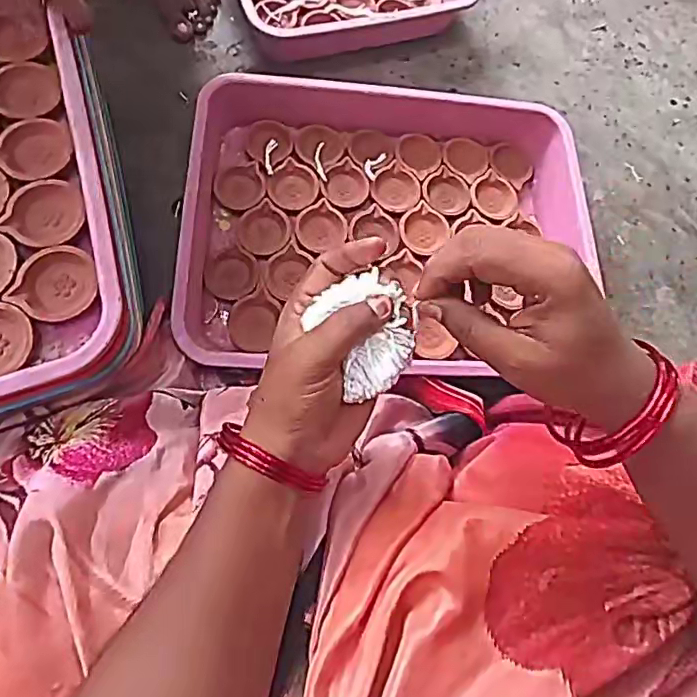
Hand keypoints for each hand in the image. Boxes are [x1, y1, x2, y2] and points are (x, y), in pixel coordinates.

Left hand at [242, 236, 393, 474]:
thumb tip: (384, 301)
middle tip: (400, 292)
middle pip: (361, 291)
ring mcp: (352, 346)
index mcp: (305, 310)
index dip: (352, 255)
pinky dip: (403, 343)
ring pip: (381, 319)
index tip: (379, 246)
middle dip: (382, 287)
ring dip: (396, 317)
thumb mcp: (312, 354)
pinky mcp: (372, 369)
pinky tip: (408, 341)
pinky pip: (392, 348)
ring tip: (408, 318)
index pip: (328, 269)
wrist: (295, 449)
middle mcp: (330, 323)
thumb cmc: (289, 397)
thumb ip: (348, 325)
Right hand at [414, 226, 654, 427]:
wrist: (616, 380)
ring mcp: (549, 252)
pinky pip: (496, 249)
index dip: (440, 271)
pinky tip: (475, 298)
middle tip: (431, 302)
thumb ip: (467, 327)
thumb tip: (430, 304)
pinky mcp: (544, 259)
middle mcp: (550, 251)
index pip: (477, 250)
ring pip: (483, 239)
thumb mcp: (513, 360)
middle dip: (444, 266)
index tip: (422, 301)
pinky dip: (474, 269)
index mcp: (549, 274)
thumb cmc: (572, 377)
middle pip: (477, 237)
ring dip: (457, 266)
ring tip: (451, 303)